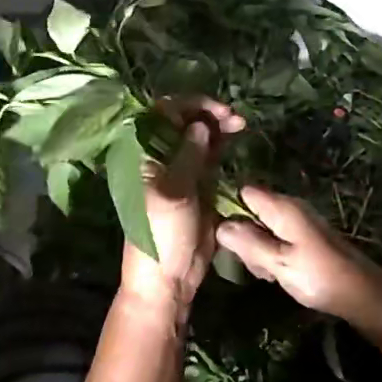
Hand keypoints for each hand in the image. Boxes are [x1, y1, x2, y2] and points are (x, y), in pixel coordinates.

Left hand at [119, 98, 243, 313]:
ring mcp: (178, 168)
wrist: (168, 277)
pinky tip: (234, 138)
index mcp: (142, 153)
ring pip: (197, 136)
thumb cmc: (161, 233)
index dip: (189, 105)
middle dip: (207, 113)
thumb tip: (200, 125)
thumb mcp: (174, 192)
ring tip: (240, 124)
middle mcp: (158, 155)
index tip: (217, 109)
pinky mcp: (196, 182)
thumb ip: (188, 156)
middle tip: (234, 117)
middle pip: (182, 121)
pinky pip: (207, 155)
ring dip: (216, 126)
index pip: (163, 113)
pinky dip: (220, 144)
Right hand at [214, 186, 381, 321]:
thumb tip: (218, 225)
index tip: (227, 237)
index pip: (242, 192)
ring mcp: (298, 221)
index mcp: (281, 207)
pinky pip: (276, 238)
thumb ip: (248, 243)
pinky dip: (271, 254)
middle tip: (253, 264)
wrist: (367, 297)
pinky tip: (278, 275)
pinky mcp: (305, 237)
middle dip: (244, 236)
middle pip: (250, 210)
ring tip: (267, 274)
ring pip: (262, 227)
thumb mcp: (278, 263)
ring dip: (257, 249)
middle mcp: (289, 207)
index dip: (229, 210)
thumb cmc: (321, 277)